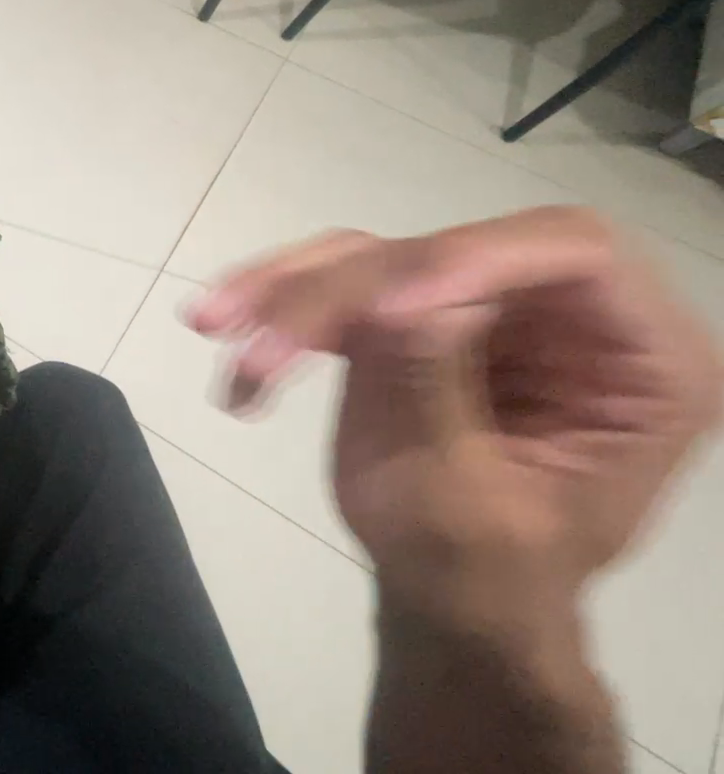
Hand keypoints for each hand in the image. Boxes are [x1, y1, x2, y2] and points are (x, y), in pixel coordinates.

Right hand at [186, 207, 720, 628]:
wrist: (440, 592)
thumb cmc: (480, 570)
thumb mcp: (466, 502)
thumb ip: (438, 396)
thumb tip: (397, 303)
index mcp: (632, 359)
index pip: (571, 256)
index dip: (474, 261)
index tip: (377, 313)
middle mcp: (553, 315)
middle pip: (437, 252)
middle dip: (334, 293)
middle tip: (255, 351)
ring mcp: (467, 310)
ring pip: (364, 258)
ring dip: (280, 293)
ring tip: (210, 329)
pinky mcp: (395, 319)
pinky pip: (323, 286)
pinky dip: (266, 306)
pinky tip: (219, 334)